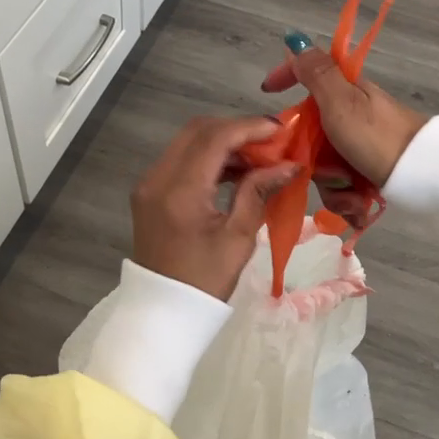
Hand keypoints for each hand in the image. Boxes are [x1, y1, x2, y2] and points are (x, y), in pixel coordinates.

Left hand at [131, 117, 299, 300]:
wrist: (162, 311)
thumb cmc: (205, 281)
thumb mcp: (238, 238)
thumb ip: (259, 193)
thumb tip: (289, 164)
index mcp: (180, 191)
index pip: (215, 138)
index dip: (250, 127)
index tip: (281, 129)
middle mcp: (158, 178)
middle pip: (198, 131)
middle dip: (237, 129)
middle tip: (271, 141)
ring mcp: (149, 183)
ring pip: (188, 141)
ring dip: (222, 141)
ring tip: (259, 156)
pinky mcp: (149, 191)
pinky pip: (180, 158)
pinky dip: (207, 156)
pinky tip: (235, 170)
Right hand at [261, 39, 427, 187]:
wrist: (424, 178)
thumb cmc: (377, 137)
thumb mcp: (342, 102)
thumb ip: (317, 73)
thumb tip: (295, 39)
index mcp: (345, 92)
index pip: (308, 74)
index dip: (286, 76)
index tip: (267, 90)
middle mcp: (350, 116)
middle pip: (310, 134)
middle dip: (314, 161)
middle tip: (331, 171)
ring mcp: (359, 146)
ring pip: (323, 165)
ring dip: (334, 186)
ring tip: (352, 193)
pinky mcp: (367, 172)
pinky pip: (342, 187)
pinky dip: (348, 198)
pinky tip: (360, 204)